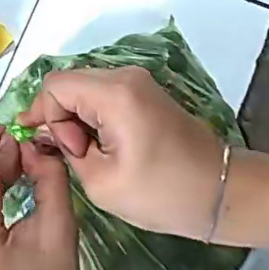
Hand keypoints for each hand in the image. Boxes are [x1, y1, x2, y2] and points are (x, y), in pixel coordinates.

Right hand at [17, 66, 225, 240]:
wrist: (219, 191)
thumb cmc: (161, 193)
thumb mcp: (101, 181)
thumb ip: (67, 150)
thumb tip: (49, 133)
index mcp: (115, 93)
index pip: (55, 85)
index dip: (49, 117)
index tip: (67, 151)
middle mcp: (125, 75)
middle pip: (68, 82)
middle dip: (59, 116)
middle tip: (70, 154)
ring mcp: (137, 80)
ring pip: (83, 87)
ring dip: (75, 116)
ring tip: (85, 153)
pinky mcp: (144, 91)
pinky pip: (102, 93)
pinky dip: (92, 114)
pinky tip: (97, 143)